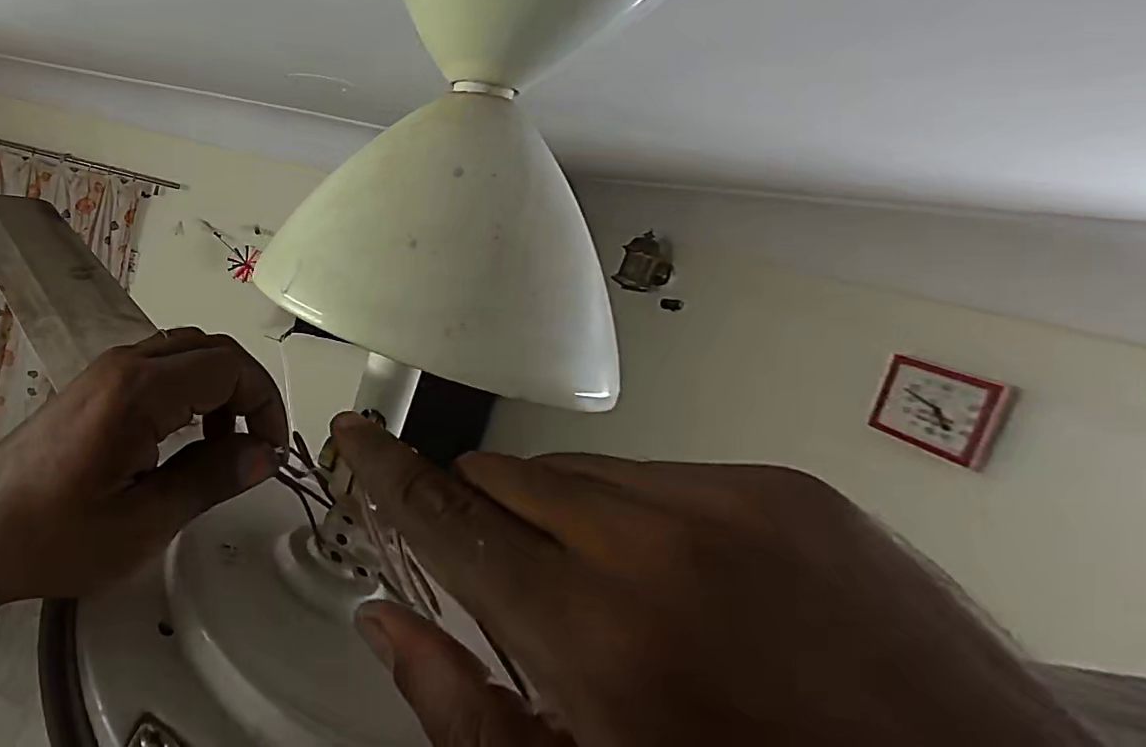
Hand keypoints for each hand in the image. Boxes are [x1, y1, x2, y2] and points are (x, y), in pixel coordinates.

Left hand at [0, 329, 287, 629]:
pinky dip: (189, 386)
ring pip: (186, 350)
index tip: (270, 452)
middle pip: (210, 348)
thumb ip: (210, 478)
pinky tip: (183, 434)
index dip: (263, 402)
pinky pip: (160, 363)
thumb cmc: (57, 537)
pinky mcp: (95, 380)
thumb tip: (265, 453)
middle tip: (255, 446)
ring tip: (223, 445)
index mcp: (139, 390)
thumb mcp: (144, 523)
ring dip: (218, 386)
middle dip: (247, 389)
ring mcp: (107, 367)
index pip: (227, 366)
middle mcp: (125, 362)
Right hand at [332, 414, 1095, 746]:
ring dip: (566, 518)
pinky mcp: (790, 487)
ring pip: (576, 471)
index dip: (386, 470)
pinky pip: (659, 472)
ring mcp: (733, 502)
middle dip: (486, 518)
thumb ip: (464, 713)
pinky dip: (643, 515)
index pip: (447, 515)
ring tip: (626, 597)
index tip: (356, 433)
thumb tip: (385, 624)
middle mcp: (660, 544)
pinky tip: (694, 585)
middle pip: (504, 480)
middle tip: (518, 582)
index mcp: (601, 635)